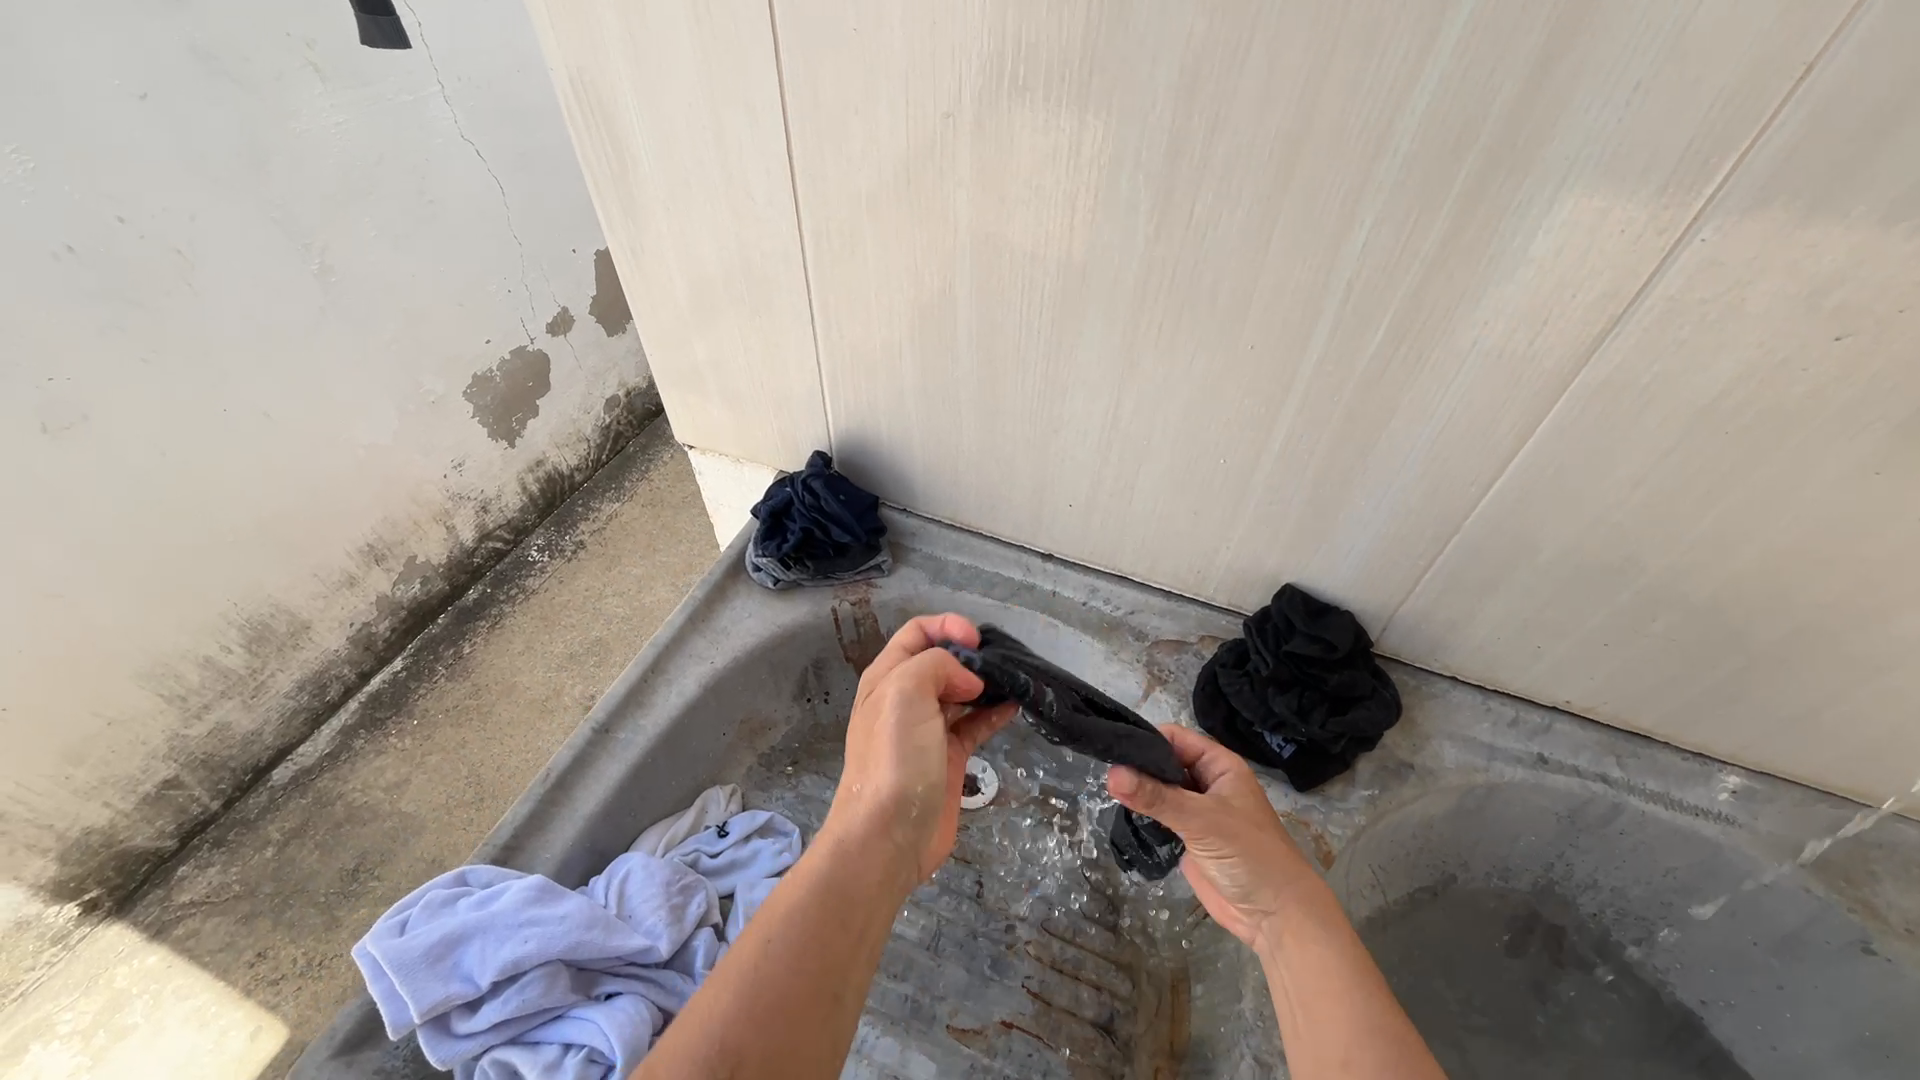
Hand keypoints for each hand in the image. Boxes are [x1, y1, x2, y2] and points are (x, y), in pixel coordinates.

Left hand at [823, 614, 1016, 889]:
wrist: (887, 836)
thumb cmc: (893, 758)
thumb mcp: (905, 691)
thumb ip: (937, 665)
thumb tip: (968, 681)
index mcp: (887, 677)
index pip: (918, 633)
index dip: (948, 626)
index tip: (978, 640)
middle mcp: (906, 698)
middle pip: (942, 661)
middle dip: (972, 655)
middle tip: (1003, 661)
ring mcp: (928, 729)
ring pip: (962, 693)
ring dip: (987, 683)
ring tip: (1016, 679)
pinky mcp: (949, 758)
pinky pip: (975, 725)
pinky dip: (995, 713)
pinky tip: (1016, 706)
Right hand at [1107, 724, 1323, 948]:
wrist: (1274, 916)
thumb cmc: (1249, 855)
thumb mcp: (1202, 819)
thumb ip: (1156, 797)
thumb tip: (1111, 774)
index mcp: (1219, 766)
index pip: (1175, 738)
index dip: (1146, 739)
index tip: (1112, 747)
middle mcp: (1207, 783)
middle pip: (1165, 763)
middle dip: (1138, 766)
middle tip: (1104, 772)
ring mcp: (1197, 812)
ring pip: (1160, 790)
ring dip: (1139, 792)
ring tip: (1107, 791)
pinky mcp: (1187, 839)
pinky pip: (1159, 817)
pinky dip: (1142, 815)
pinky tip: (1121, 813)